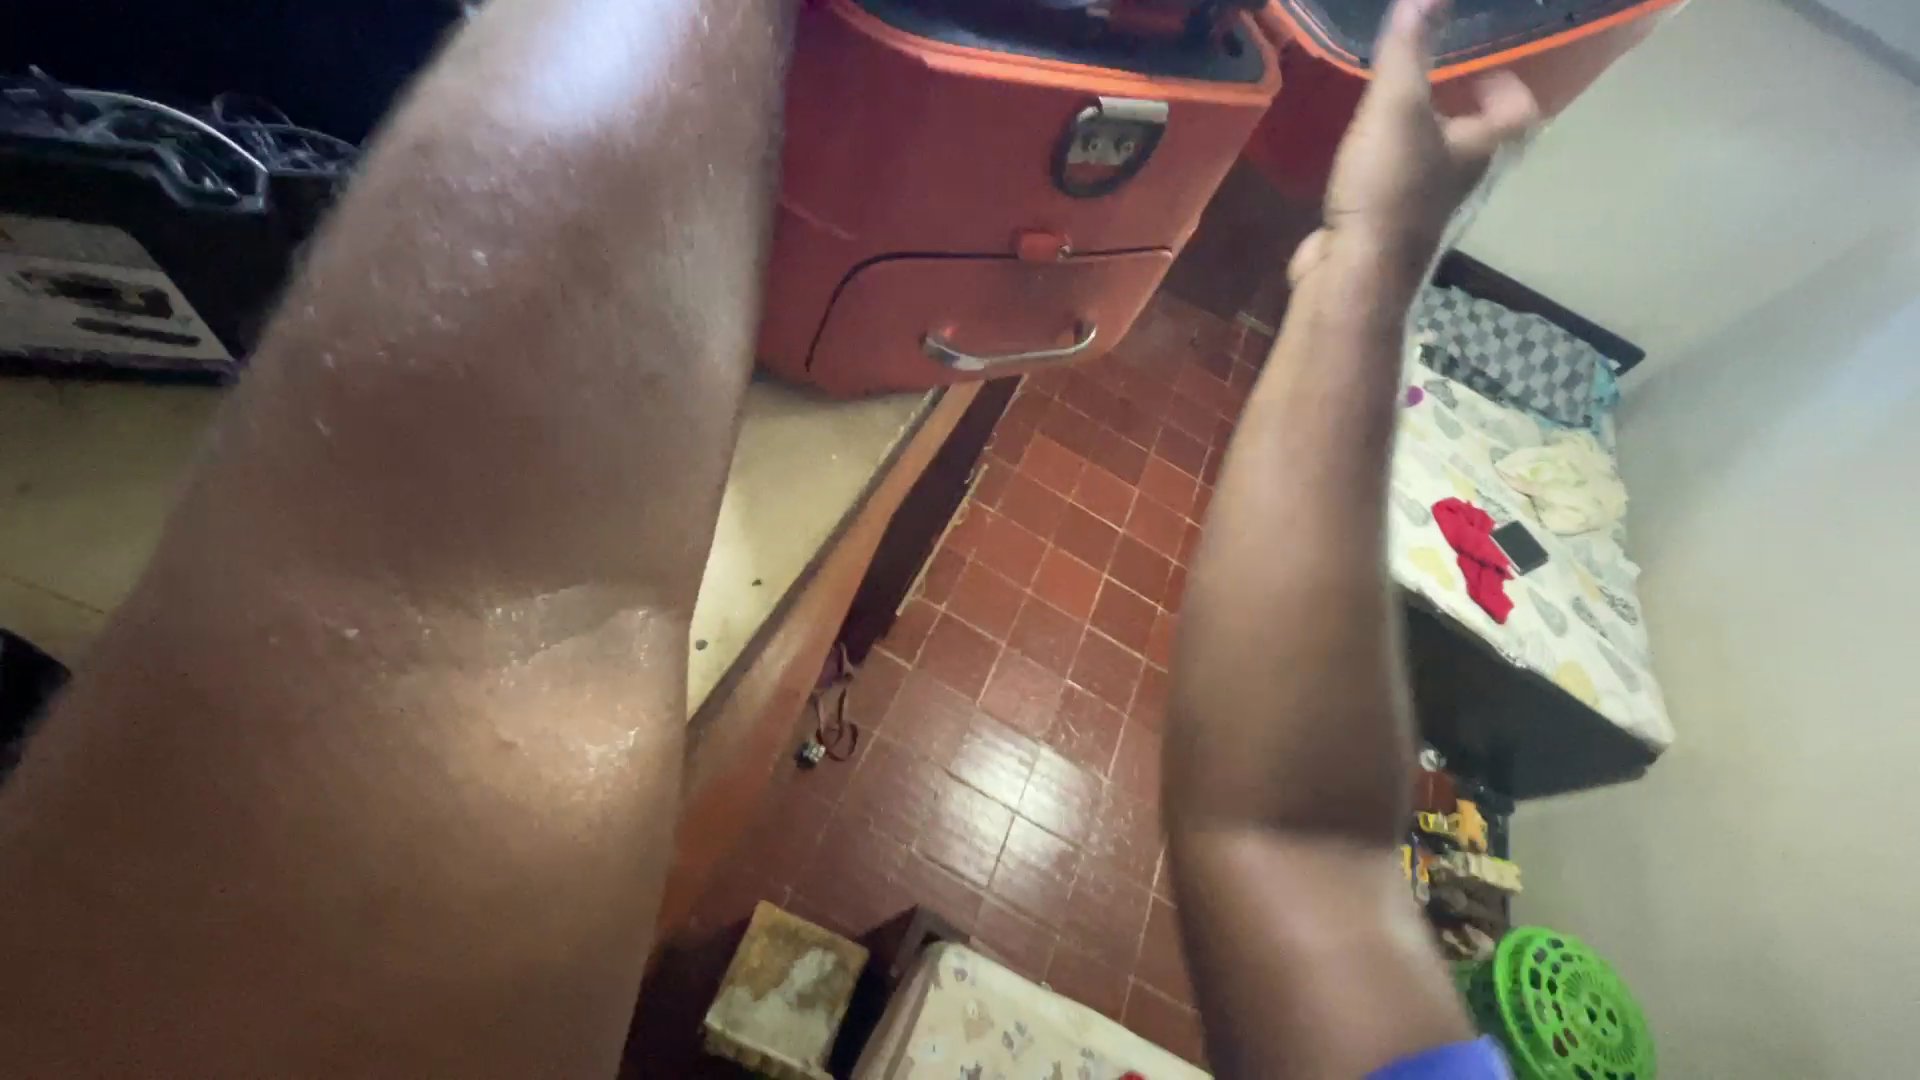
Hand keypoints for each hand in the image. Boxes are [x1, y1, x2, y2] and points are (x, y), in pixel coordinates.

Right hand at [1289, 0, 1538, 283]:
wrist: (1354, 275)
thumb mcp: (1396, 108)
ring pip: (1432, 176)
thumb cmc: (1389, 190)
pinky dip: (1381, 186)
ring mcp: (1424, 219)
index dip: (1506, 87)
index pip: (1519, 110)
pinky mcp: (1385, 241)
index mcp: (1486, 149)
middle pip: (1476, 144)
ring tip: (1387, 130)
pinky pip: (1391, 202)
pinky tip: (1356, 177)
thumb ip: (1408, 51)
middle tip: (1430, 94)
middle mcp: (1465, 186)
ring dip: (1418, 154)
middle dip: (1458, 119)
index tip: (1480, 70)